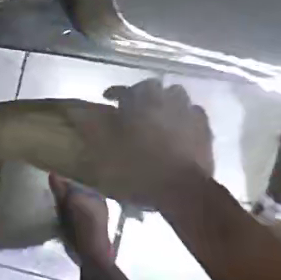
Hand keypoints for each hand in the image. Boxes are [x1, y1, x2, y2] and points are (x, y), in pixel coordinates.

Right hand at [79, 79, 216, 200]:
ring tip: (156, 113)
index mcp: (141, 103)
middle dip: (142, 93)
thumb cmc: (138, 170)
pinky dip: (185, 115)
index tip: (106, 99)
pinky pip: (195, 113)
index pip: (125, 89)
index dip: (114, 92)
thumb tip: (75, 111)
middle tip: (132, 106)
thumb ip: (90, 129)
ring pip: (178, 96)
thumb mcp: (104, 152)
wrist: (182, 191)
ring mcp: (190, 115)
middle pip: (154, 87)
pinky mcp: (205, 131)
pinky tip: (180, 125)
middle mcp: (167, 102)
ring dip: (165, 100)